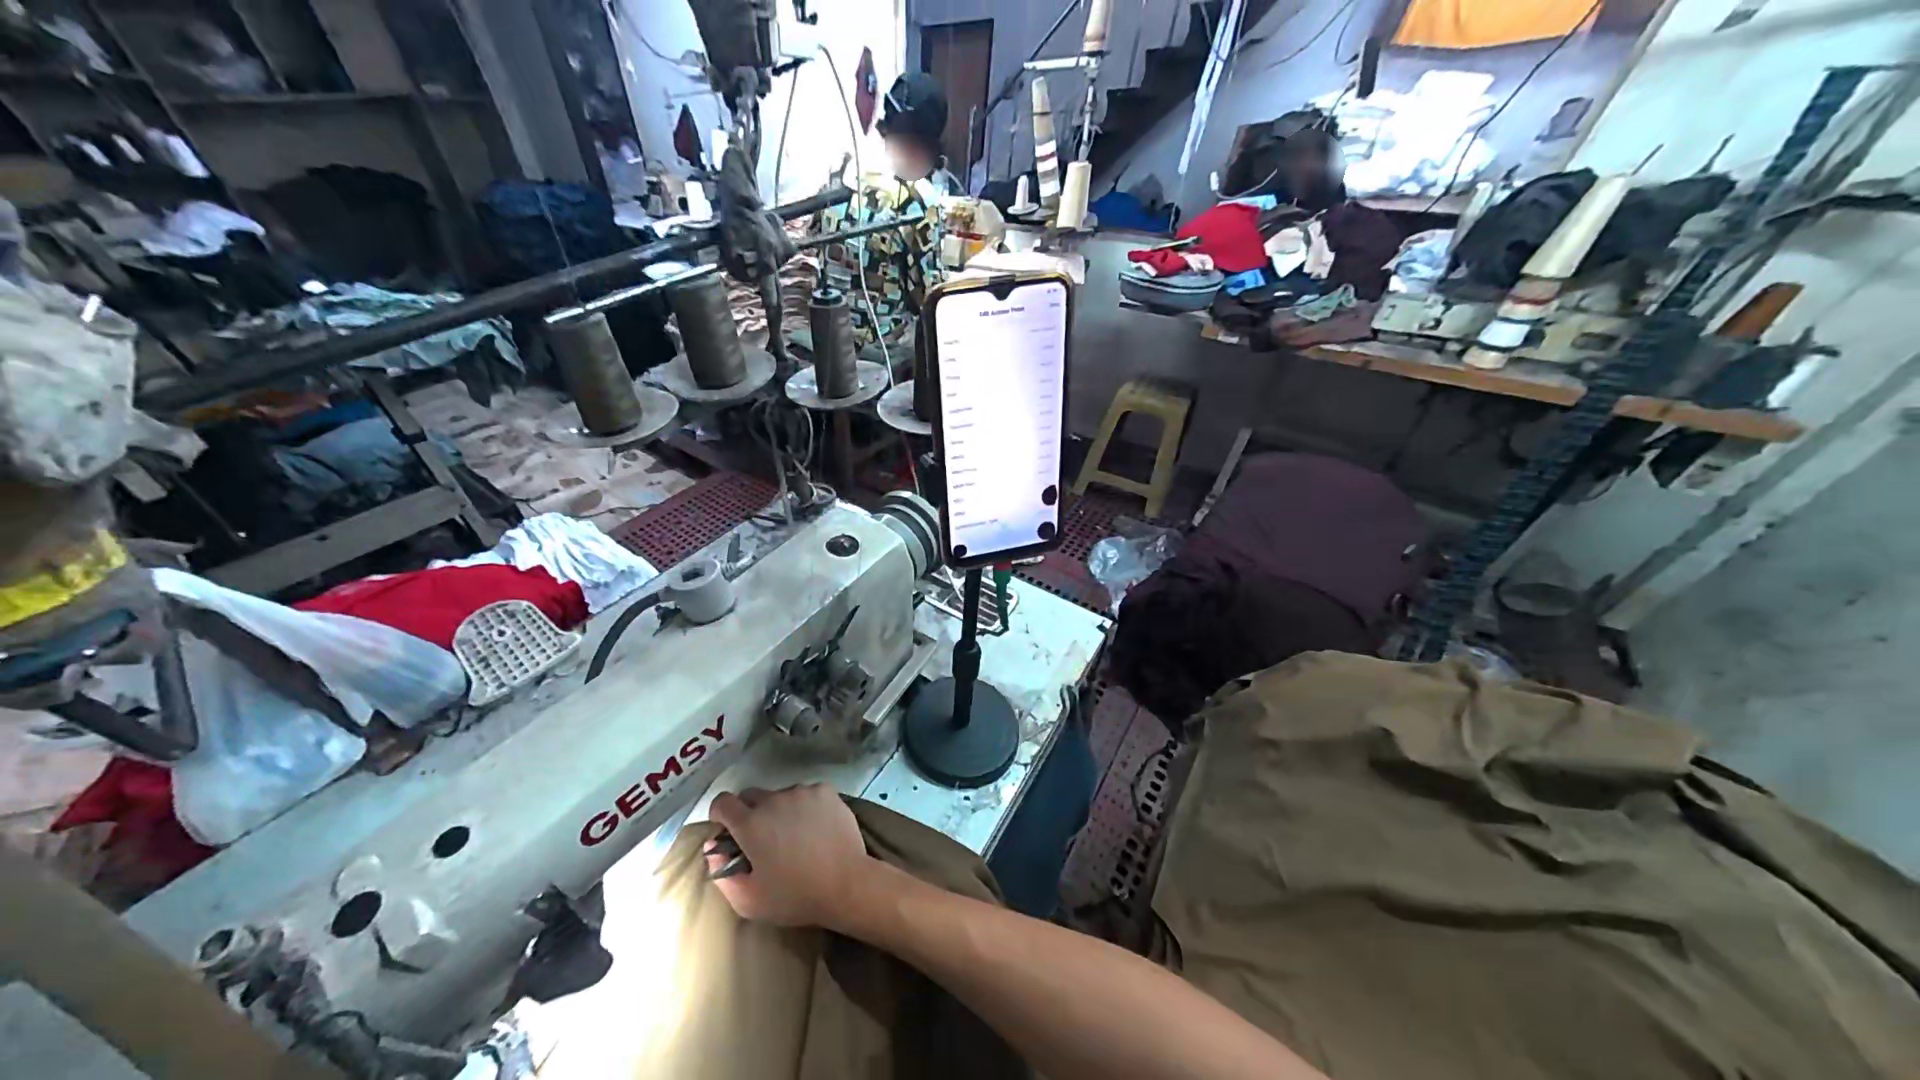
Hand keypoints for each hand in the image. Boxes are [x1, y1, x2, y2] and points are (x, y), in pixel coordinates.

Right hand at [704, 784, 877, 929]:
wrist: (846, 883)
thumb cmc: (795, 896)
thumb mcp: (748, 900)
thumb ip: (722, 873)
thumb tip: (714, 847)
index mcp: (750, 823)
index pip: (722, 802)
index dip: (721, 815)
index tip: (729, 831)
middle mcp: (773, 799)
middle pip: (751, 796)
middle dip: (750, 813)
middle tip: (764, 838)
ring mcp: (802, 791)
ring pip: (781, 794)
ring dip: (781, 809)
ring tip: (796, 835)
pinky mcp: (826, 791)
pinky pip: (807, 793)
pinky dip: (807, 806)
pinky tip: (817, 827)